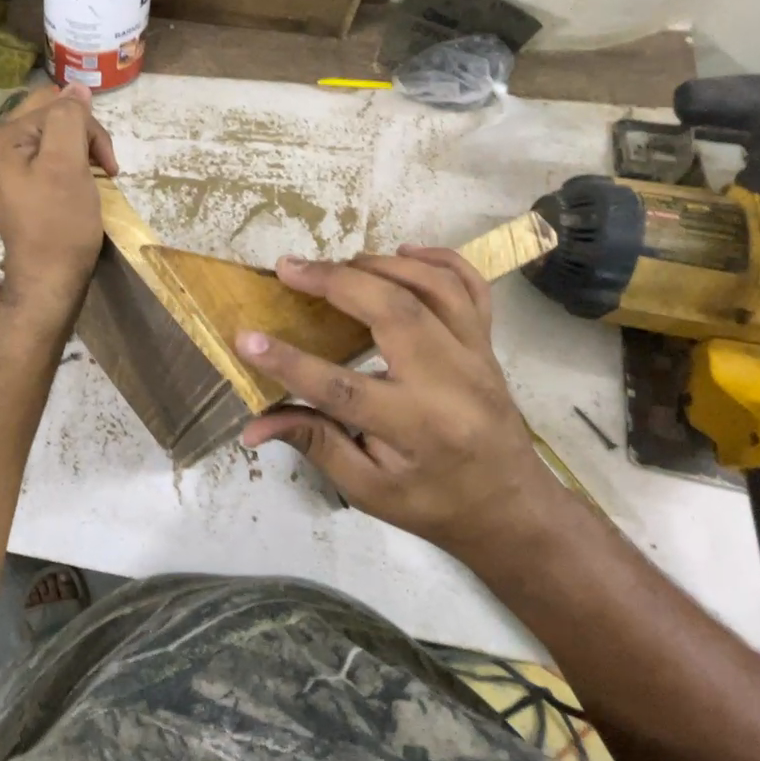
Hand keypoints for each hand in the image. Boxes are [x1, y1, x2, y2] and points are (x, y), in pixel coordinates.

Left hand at [0, 84, 119, 308]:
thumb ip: (70, 118)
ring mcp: (5, 169)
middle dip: (83, 138)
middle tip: (102, 169)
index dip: (88, 129)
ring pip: (53, 138)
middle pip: (51, 117)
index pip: (56, 105)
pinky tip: (80, 185)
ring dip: (81, 152)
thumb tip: (76, 87)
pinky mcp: (19, 187)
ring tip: (96, 179)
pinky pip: (47, 159)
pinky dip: (69, 167)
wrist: (49, 277)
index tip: (105, 163)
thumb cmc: (60, 222)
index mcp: (3, 137)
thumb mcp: (68, 163)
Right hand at [233, 247, 570, 557]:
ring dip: (379, 266)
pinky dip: (438, 260)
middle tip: (289, 268)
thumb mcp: (368, 488)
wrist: (513, 508)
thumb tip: (252, 426)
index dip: (288, 362)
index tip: (246, 339)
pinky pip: (470, 287)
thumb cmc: (433, 503)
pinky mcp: (486, 344)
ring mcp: (476, 356)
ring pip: (433, 287)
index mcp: (417, 428)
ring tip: (336, 264)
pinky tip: (401, 253)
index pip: (340, 387)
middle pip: (394, 311)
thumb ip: (314, 443)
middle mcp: (452, 383)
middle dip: (335, 282)